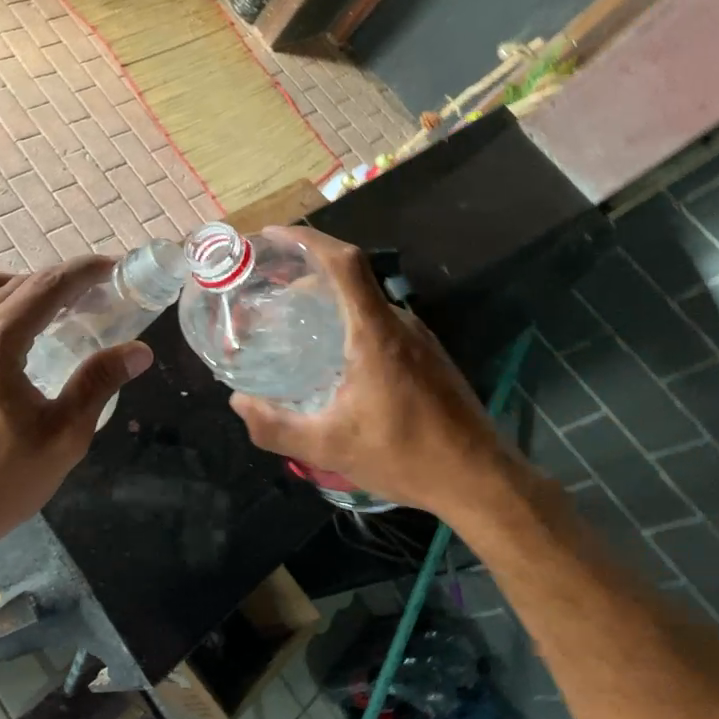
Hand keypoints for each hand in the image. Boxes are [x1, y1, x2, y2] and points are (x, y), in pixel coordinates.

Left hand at [0, 258, 155, 560]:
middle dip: (54, 281)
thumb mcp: (63, 436)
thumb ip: (98, 383)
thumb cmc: (0, 483)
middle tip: (90, 293)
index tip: (111, 267)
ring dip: (9, 285)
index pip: (45, 289)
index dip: (82, 273)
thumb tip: (139, 350)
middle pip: (12, 286)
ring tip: (38, 305)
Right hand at [228, 227, 524, 523]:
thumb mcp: (329, 447)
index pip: (345, 263)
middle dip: (305, 273)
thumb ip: (276, 426)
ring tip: (289, 321)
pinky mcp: (429, 358)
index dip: (308, 240)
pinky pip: (381, 323)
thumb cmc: (406, 457)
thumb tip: (238, 404)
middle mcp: (400, 325)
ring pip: (367, 302)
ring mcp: (420, 340)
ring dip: (328, 300)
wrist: (480, 482)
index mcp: (376, 333)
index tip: (273, 237)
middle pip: (351, 277)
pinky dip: (348, 321)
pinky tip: (331, 355)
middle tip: (266, 290)